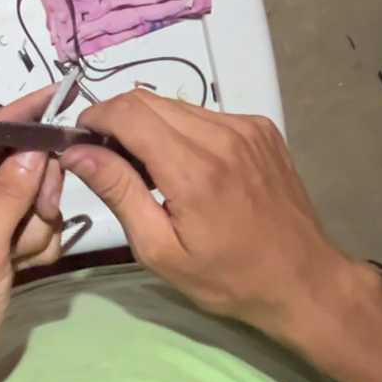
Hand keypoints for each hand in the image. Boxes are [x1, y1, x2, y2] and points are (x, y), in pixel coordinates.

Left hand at [0, 86, 66, 380]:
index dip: (23, 113)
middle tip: (29, 225)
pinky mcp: (6, 240)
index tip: (61, 95)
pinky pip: (40, 225)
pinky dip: (37, 246)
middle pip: (24, 164)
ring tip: (16, 258)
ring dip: (36, 229)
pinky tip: (20, 268)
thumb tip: (36, 149)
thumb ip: (9, 196)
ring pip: (38, 197)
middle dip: (36, 195)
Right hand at [60, 91, 361, 344]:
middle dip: (114, 120)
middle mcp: (221, 135)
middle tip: (106, 158)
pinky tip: (183, 165)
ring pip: (172, 104)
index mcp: (193, 169)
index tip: (79, 143)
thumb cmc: (226, 277)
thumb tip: (76, 153)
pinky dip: (178, 130)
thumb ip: (118, 192)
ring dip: (145, 125)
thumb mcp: (159, 249)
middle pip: (145, 100)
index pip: (126, 113)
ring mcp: (245, 127)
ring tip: (146, 167)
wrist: (305, 281)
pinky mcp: (259, 127)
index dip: (93, 119)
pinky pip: (201, 114)